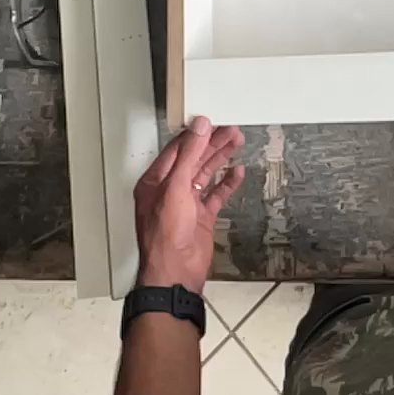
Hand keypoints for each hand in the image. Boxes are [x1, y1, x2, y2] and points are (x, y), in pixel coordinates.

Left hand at [133, 116, 245, 292]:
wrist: (175, 274)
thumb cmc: (165, 235)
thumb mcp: (176, 187)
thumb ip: (189, 154)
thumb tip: (199, 125)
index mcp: (156, 180)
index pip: (177, 149)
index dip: (195, 133)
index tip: (211, 120)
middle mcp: (170, 190)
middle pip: (193, 158)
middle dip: (212, 143)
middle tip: (231, 129)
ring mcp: (187, 204)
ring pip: (206, 174)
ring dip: (220, 158)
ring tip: (237, 141)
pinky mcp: (201, 217)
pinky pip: (216, 195)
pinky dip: (227, 183)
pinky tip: (237, 172)